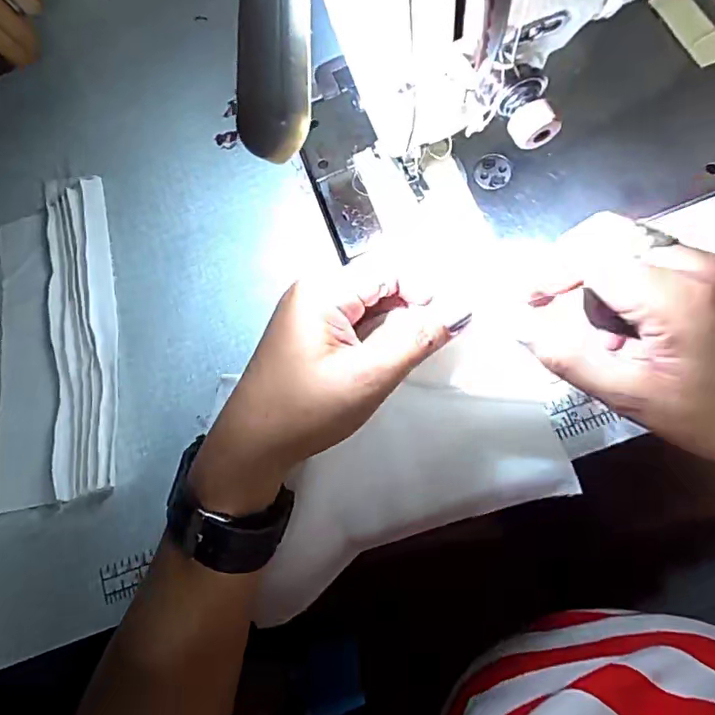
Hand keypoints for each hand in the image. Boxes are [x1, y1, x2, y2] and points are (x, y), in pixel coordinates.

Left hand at [192, 259, 460, 515]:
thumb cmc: (304, 412)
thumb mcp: (369, 377)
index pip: (390, 267)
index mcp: (323, 290)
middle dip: (411, 309)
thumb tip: (462, 310)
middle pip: (382, 282)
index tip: (439, 325)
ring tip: (402, 358)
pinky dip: (381, 337)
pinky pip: (361, 321)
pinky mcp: (316, 332)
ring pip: (375, 303)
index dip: (423, 291)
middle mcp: (317, 291)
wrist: (253, 447)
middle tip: (424, 346)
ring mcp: (314, 312)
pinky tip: (384, 361)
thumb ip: (418, 339)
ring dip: (397, 326)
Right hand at [519, 214, 714, 514]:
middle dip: (570, 264)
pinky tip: (631, 321)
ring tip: (599, 328)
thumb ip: (571, 358)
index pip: (591, 255)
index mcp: (676, 293)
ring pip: (631, 242)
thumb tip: (522, 327)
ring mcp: (712, 262)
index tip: (528, 302)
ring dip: (600, 272)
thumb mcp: (634, 397)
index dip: (551, 274)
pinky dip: (628, 277)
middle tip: (551, 305)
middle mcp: (695, 261)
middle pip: (610, 234)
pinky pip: (656, 256)